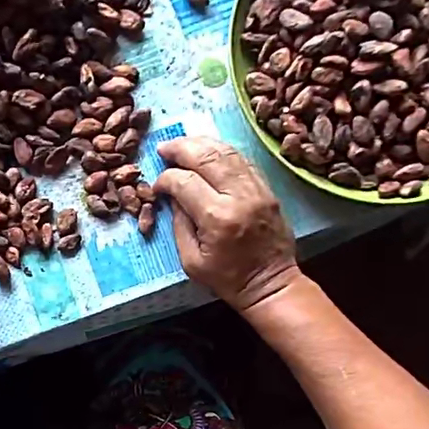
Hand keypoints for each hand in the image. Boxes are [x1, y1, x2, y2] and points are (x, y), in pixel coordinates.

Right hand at [154, 135, 301, 310]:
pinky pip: (243, 160)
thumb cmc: (228, 278)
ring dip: (201, 144)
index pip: (184, 182)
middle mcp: (238, 196)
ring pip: (227, 152)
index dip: (165, 179)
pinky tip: (207, 152)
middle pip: (206, 156)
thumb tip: (172, 196)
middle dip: (181, 149)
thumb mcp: (191, 260)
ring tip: (182, 144)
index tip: (157, 186)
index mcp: (217, 217)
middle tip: (163, 149)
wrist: (271, 284)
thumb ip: (179, 224)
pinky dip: (222, 152)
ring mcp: (256, 190)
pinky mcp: (267, 189)